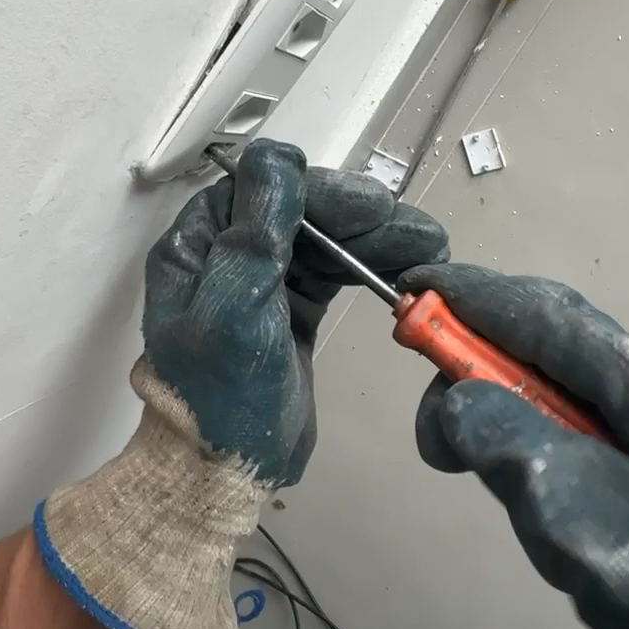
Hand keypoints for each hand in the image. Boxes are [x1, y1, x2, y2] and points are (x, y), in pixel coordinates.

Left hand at [143, 139, 447, 485]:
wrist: (226, 471)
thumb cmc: (221, 393)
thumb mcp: (234, 308)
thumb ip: (255, 232)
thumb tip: (276, 156)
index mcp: (199, 243)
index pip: (261, 191)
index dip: (317, 192)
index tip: (370, 206)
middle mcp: (227, 251)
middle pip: (299, 211)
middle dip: (358, 217)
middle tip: (417, 231)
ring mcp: (261, 278)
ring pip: (322, 239)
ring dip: (375, 238)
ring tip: (429, 246)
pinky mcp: (291, 306)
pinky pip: (333, 271)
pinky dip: (367, 266)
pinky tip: (405, 266)